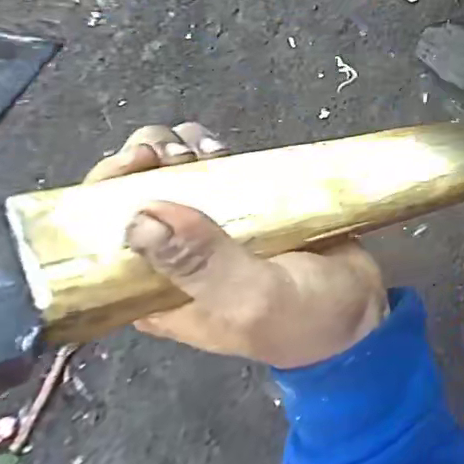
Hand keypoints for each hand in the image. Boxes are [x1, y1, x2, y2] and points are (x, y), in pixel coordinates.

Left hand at [83, 122, 388, 369]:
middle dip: (141, 164)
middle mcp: (171, 259)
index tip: (134, 162)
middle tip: (173, 152)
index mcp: (155, 294)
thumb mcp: (252, 298)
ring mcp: (207, 228)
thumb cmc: (304, 319)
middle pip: (130, 198)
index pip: (100, 243)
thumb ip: (203, 263)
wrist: (363, 312)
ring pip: (168, 177)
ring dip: (173, 151)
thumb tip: (139, 218)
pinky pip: (210, 170)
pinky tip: (219, 145)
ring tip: (202, 148)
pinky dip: (207, 150)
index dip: (103, 195)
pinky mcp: (241, 205)